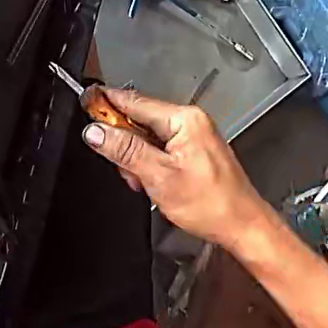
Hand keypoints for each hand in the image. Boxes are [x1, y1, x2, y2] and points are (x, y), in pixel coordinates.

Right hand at [79, 87, 280, 251]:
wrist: (242, 226)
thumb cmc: (213, 204)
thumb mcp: (159, 177)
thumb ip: (125, 150)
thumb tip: (97, 131)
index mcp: (184, 119)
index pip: (135, 101)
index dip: (107, 104)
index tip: (86, 103)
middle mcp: (190, 121)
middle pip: (139, 119)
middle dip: (125, 144)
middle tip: (128, 171)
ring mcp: (192, 135)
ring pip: (146, 137)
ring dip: (137, 159)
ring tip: (146, 183)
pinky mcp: (192, 150)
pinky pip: (159, 148)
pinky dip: (150, 164)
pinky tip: (155, 183)